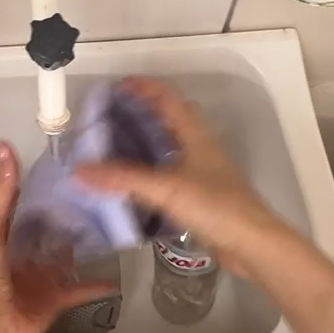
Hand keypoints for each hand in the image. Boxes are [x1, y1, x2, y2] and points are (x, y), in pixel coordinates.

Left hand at [0, 142, 117, 332]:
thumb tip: (4, 147)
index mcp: (4, 233)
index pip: (26, 201)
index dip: (44, 182)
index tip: (73, 161)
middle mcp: (23, 251)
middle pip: (51, 226)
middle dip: (72, 211)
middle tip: (104, 189)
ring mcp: (42, 275)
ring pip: (69, 254)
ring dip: (88, 242)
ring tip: (116, 221)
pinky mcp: (56, 298)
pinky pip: (81, 289)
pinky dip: (98, 283)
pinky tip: (117, 274)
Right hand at [76, 76, 291, 278]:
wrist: (253, 245)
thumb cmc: (216, 208)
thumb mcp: (167, 189)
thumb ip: (124, 179)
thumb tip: (80, 170)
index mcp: (195, 136)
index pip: (168, 98)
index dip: (144, 87)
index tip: (116, 87)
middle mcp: (199, 148)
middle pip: (170, 118)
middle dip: (141, 112)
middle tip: (110, 118)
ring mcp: (202, 172)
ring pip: (170, 146)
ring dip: (145, 141)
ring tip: (113, 147)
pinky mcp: (200, 195)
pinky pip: (169, 173)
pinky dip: (148, 172)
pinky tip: (131, 185)